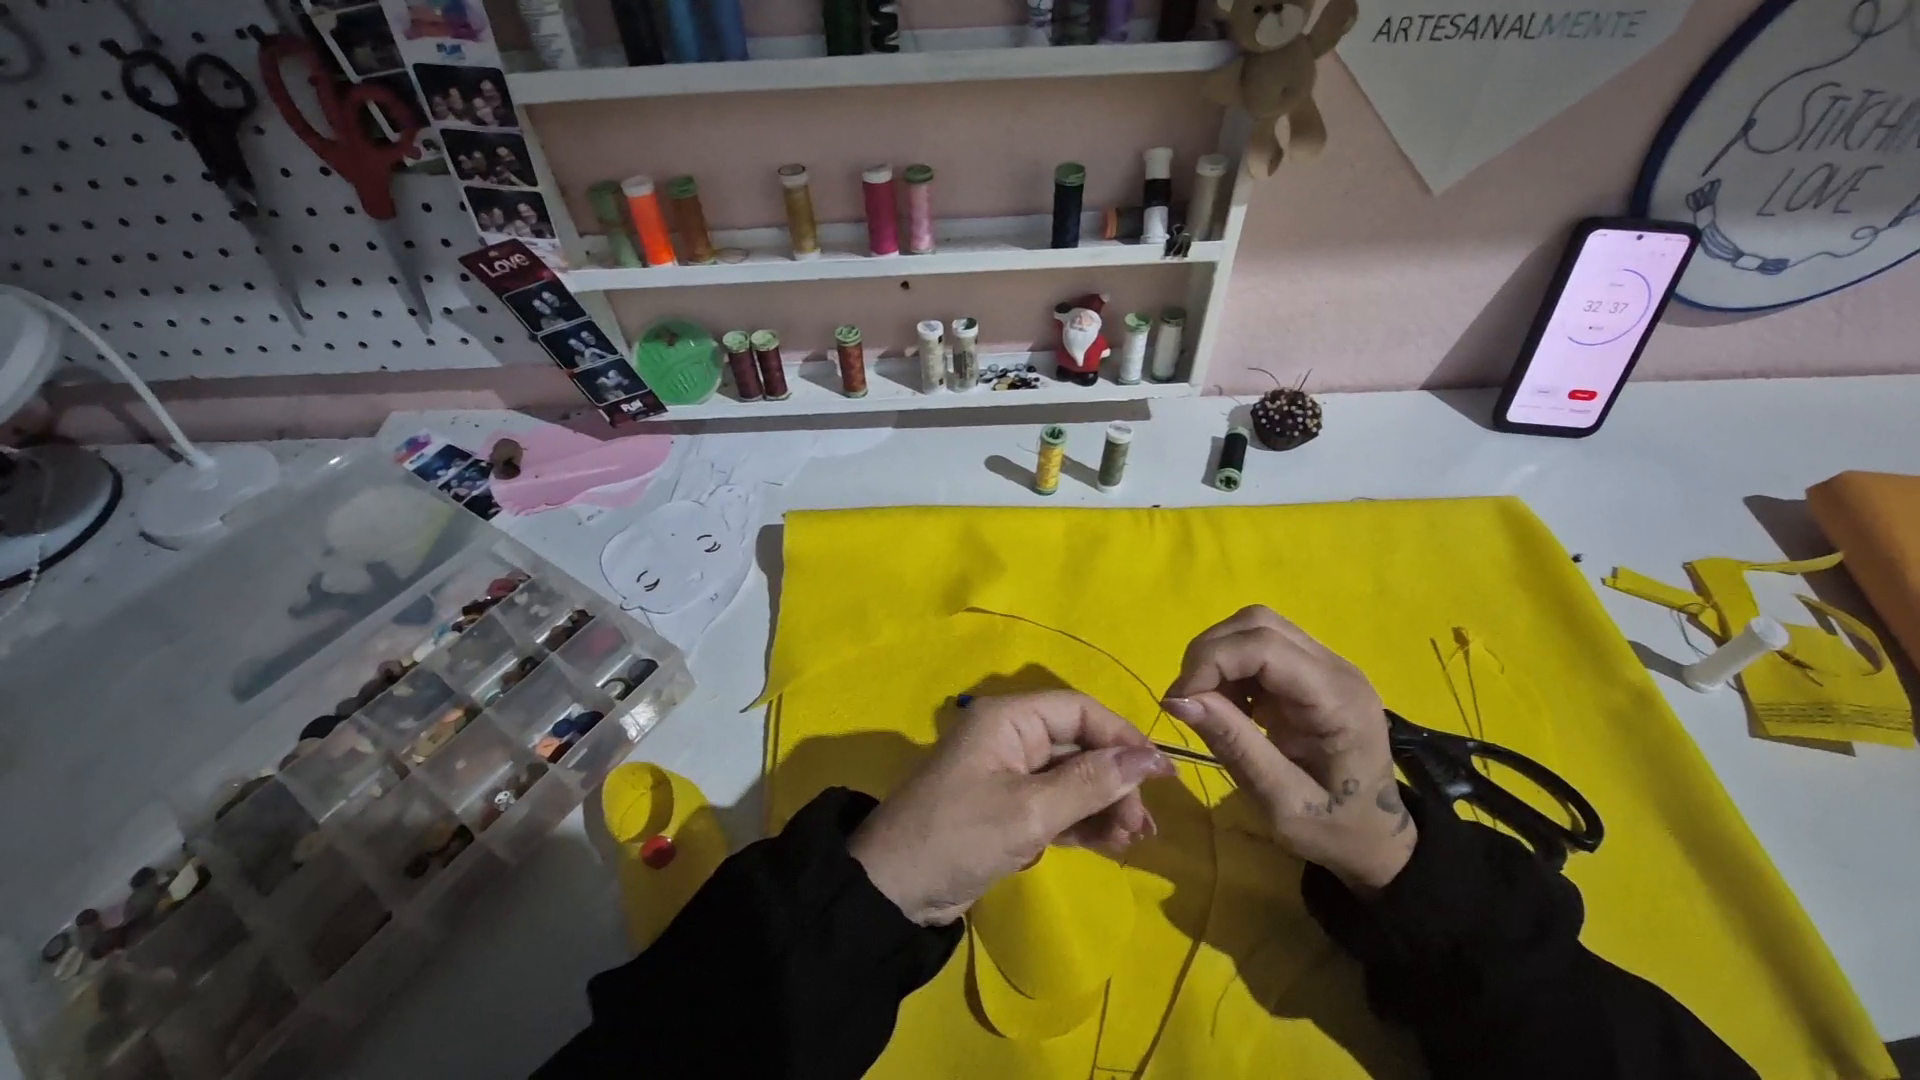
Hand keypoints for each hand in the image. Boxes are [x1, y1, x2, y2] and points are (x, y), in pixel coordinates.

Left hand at [847, 691, 1174, 926]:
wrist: (893, 892)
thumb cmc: (960, 837)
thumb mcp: (1029, 811)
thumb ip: (1091, 783)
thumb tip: (1150, 757)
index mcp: (1008, 719)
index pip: (1079, 711)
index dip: (1123, 737)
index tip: (1162, 773)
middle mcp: (1009, 738)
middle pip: (1078, 747)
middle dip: (1115, 783)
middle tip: (1143, 827)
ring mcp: (1007, 774)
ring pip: (1071, 779)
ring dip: (1103, 806)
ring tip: (1132, 842)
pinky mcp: (1006, 809)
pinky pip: (1055, 805)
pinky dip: (1080, 822)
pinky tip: (1108, 845)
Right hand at [1161, 605, 1415, 892]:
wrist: (1377, 840)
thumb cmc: (1335, 830)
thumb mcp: (1282, 803)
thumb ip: (1235, 745)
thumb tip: (1178, 700)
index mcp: (1338, 700)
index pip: (1264, 645)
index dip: (1211, 662)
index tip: (1177, 702)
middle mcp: (1336, 669)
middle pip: (1258, 624)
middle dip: (1210, 655)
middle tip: (1186, 702)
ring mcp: (1326, 667)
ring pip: (1256, 628)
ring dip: (1218, 658)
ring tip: (1207, 705)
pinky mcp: (1311, 673)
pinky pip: (1260, 647)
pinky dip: (1230, 667)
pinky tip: (1228, 705)